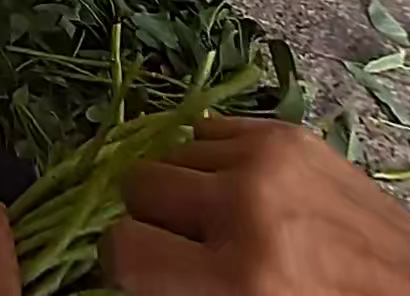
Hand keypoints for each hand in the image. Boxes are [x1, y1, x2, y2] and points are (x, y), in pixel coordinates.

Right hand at [107, 118, 409, 295]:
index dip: (125, 264)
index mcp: (240, 283)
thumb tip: (128, 267)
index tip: (142, 272)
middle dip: (152, 218)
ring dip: (184, 187)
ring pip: (169, 152)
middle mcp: (244, 208)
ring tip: (222, 219)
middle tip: (184, 245)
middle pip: (137, 184)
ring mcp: (266, 160)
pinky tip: (247, 192)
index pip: (124, 249)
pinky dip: (213, 160)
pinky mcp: (285, 132)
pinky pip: (208, 130)